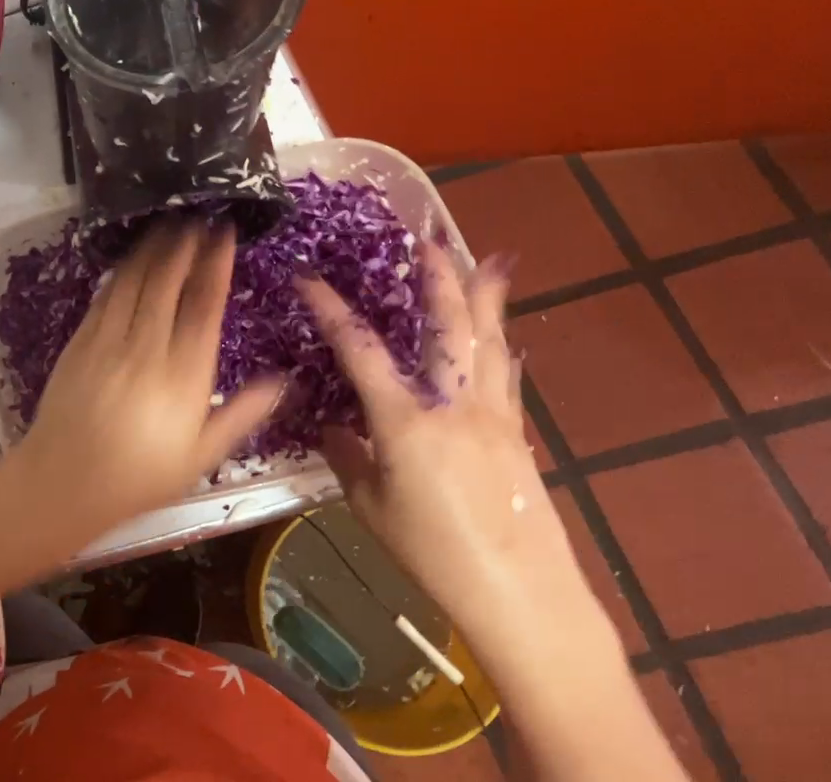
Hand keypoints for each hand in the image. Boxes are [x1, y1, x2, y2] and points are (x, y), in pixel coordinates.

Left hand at [13, 220, 283, 530]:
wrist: (65, 480)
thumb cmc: (140, 476)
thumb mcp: (201, 455)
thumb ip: (241, 413)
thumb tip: (282, 381)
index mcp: (185, 374)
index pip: (204, 304)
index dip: (215, 263)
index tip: (224, 232)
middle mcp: (147, 348)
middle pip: (168, 281)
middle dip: (184, 243)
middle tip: (197, 213)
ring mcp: (108, 341)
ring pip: (134, 281)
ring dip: (152, 248)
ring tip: (168, 223)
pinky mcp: (79, 342)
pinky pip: (104, 296)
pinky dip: (120, 272)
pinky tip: (130, 259)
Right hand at [301, 247, 588, 637]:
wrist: (521, 592)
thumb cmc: (432, 553)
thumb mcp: (370, 506)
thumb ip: (348, 457)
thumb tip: (336, 427)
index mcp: (406, 421)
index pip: (361, 350)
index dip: (332, 310)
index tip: (309, 279)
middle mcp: (455, 404)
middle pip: (448, 325)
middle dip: (437, 277)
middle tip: (429, 239)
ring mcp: (495, 415)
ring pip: (490, 340)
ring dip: (484, 296)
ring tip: (484, 261)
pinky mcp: (518, 434)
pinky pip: (507, 374)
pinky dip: (500, 344)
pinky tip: (502, 337)